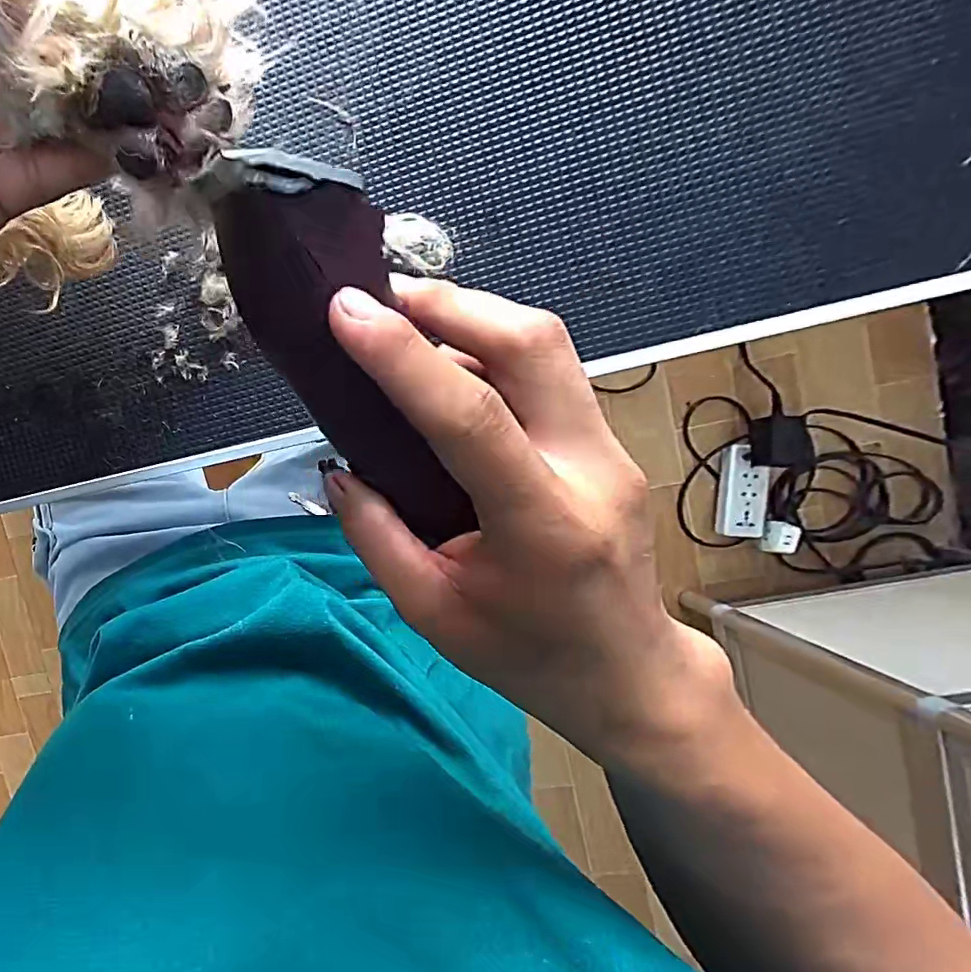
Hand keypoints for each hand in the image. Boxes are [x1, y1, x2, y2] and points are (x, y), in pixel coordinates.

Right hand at [324, 278, 737, 774]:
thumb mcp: (429, 611)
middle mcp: (588, 467)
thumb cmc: (525, 655)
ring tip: (402, 317)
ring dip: (469, 315)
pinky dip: (487, 346)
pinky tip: (443, 360)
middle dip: (449, 303)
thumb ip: (375, 537)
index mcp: (541, 522)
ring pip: (546, 344)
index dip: (403, 355)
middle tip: (378, 295)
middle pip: (533, 344)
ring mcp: (608, 447)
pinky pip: (546, 370)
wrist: (631, 676)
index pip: (470, 415)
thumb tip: (340, 472)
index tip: (346, 312)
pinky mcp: (606, 441)